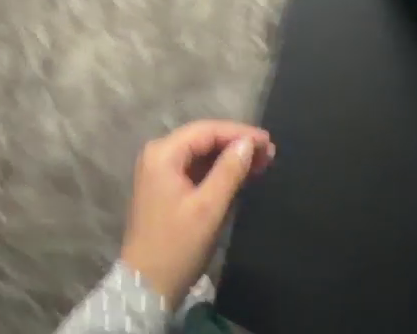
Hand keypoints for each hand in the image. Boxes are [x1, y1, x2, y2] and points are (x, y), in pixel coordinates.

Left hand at [118, 120, 276, 307]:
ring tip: (261, 162)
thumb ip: (229, 172)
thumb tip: (248, 143)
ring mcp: (159, 171)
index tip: (268, 141)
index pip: (205, 131)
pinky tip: (239, 176)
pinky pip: (194, 169)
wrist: (147, 286)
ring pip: (200, 154)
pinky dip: (217, 172)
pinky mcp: (164, 187)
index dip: (238, 133)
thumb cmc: (178, 245)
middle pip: (202, 139)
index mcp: (163, 153)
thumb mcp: (208, 209)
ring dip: (229, 158)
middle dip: (235, 144)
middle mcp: (158, 154)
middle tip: (269, 152)